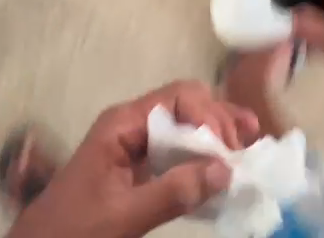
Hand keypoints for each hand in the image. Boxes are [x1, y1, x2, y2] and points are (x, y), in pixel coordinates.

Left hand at [5, 82, 259, 237]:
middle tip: (247, 145)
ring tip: (250, 142)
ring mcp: (134, 144)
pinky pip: (176, 150)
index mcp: (123, 123)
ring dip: (215, 133)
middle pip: (185, 104)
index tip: (229, 150)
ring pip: (183, 124)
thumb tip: (225, 168)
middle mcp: (131, 124)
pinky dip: (202, 155)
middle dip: (218, 119)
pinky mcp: (137, 167)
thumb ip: (172, 191)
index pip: (177, 97)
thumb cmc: (74, 230)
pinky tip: (224, 166)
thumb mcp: (123, 216)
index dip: (208, 117)